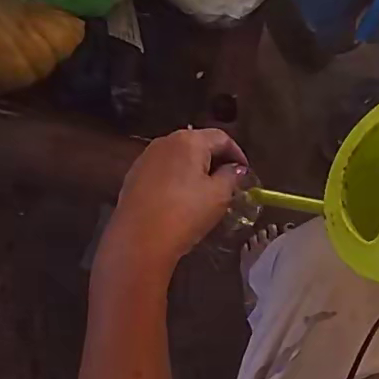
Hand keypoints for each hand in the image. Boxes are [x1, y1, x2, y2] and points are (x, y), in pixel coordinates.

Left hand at [99, 128, 247, 271]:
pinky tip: (180, 198)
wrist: (139, 240)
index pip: (221, 138)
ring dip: (194, 169)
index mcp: (188, 141)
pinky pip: (162, 171)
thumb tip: (235, 169)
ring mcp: (145, 158)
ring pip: (178, 157)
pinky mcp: (133, 176)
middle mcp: (165, 142)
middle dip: (215, 160)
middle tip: (228, 181)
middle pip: (197, 144)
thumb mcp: (219, 196)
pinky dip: (176, 179)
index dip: (237, 153)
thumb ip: (231, 177)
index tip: (245, 173)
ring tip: (205, 191)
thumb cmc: (185, 213)